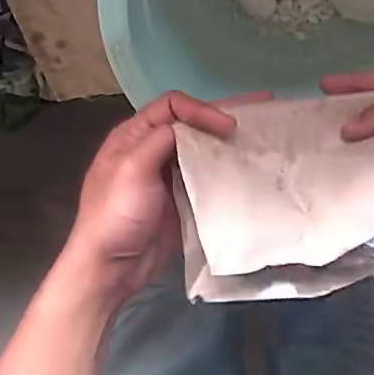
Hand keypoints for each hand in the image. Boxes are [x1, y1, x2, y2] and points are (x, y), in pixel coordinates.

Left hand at [59, 91, 266, 307]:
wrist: (111, 268)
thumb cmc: (115, 212)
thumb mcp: (132, 168)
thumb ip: (160, 139)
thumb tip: (192, 126)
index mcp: (134, 134)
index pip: (173, 106)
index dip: (201, 110)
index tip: (228, 125)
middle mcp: (152, 148)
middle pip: (191, 123)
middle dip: (223, 114)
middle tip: (261, 109)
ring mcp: (169, 175)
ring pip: (202, 148)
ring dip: (228, 142)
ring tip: (262, 137)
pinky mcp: (182, 199)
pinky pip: (208, 176)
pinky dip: (228, 170)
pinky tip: (249, 169)